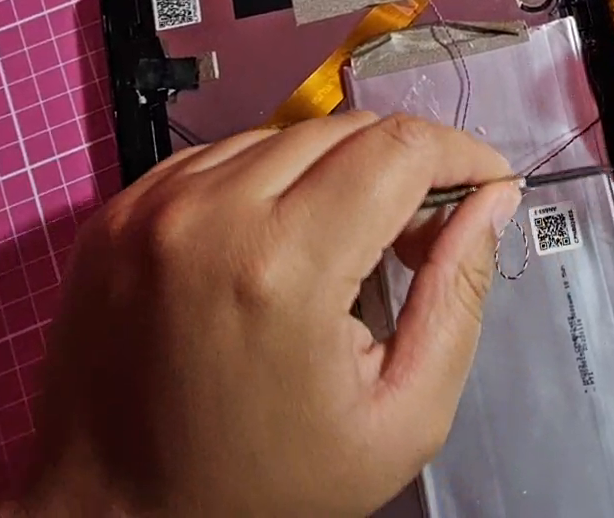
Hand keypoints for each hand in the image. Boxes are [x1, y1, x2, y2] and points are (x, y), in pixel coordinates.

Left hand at [8, 113, 521, 517]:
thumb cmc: (264, 489)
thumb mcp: (399, 419)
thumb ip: (459, 296)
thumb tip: (491, 199)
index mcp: (285, 268)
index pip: (401, 149)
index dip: (461, 153)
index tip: (485, 181)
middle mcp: (211, 213)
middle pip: (350, 130)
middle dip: (406, 164)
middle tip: (420, 227)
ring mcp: (154, 203)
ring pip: (290, 132)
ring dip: (339, 169)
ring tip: (346, 238)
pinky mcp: (122, 207)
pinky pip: (229, 154)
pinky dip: (274, 178)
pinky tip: (277, 237)